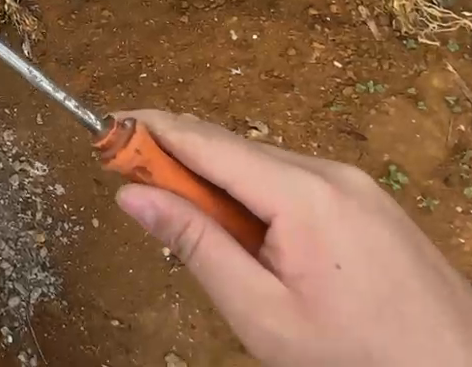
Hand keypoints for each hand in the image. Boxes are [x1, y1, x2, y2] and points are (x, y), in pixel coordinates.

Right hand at [115, 110, 471, 366]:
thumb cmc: (365, 366)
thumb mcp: (265, 316)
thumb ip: (193, 246)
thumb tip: (128, 194)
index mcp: (304, 192)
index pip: (200, 138)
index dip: (144, 129)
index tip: (99, 130)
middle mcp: (330, 172)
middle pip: (226, 146)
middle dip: (174, 160)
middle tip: (137, 193)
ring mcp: (357, 187)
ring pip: (257, 164)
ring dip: (214, 183)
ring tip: (205, 239)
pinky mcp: (372, 206)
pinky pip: (291, 182)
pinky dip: (252, 196)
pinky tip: (254, 243)